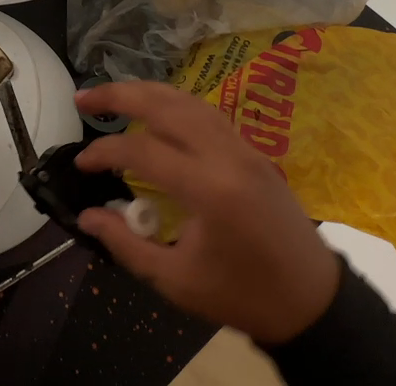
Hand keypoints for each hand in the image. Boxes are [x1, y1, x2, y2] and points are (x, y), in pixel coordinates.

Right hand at [74, 81, 339, 344]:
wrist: (315, 303)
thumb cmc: (242, 295)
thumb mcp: (176, 280)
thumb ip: (125, 244)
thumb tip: (86, 215)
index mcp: (208, 189)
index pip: (141, 149)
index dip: (103, 151)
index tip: (80, 163)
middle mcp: (226, 157)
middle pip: (164, 105)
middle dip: (117, 95)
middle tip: (82, 99)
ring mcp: (244, 149)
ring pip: (187, 100)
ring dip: (145, 92)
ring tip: (112, 95)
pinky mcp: (253, 151)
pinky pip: (207, 112)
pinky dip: (173, 102)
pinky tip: (155, 110)